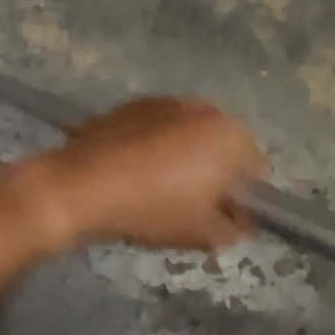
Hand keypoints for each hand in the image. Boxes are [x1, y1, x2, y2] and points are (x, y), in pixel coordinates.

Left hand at [35, 96, 269, 250]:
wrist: (79, 186)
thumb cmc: (151, 208)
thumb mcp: (203, 233)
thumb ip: (236, 228)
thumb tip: (242, 221)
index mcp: (230, 136)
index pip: (255, 169)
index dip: (241, 197)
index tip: (220, 216)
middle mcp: (203, 109)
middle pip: (222, 145)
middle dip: (214, 170)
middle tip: (190, 203)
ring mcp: (164, 102)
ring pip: (188, 134)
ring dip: (183, 154)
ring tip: (157, 186)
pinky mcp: (130, 105)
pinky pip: (156, 128)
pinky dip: (153, 144)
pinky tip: (133, 170)